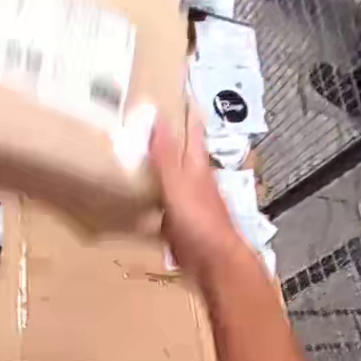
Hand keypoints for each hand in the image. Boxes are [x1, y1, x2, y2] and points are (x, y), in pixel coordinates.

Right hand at [152, 108, 248, 275]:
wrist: (217, 265)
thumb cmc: (200, 223)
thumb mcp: (178, 184)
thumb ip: (166, 155)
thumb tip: (156, 116)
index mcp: (197, 168)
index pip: (193, 132)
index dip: (187, 114)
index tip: (179, 95)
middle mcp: (199, 184)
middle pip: (185, 157)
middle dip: (171, 143)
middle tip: (151, 129)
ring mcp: (194, 208)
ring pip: (177, 184)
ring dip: (163, 176)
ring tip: (143, 167)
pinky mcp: (188, 230)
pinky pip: (169, 212)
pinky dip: (158, 207)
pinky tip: (148, 211)